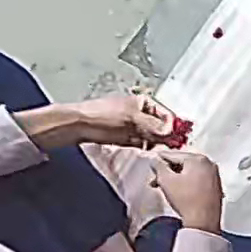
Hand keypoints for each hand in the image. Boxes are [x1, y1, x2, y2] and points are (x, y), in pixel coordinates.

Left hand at [15, 96, 172, 149]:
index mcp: (145, 102)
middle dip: (164, 137)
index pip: (169, 115)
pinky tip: (142, 148)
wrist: (77, 125)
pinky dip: (146, 147)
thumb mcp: (132, 119)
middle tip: (163, 145)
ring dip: (155, 143)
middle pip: (163, 127)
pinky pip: (145, 143)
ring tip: (149, 146)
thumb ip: (155, 126)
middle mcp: (143, 113)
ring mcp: (136, 125)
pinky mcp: (129, 136)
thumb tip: (172, 133)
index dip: (172, 127)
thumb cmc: (102, 116)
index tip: (173, 138)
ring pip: (155, 137)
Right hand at [150, 151, 223, 234]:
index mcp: (198, 160)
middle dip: (167, 170)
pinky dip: (186, 182)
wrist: (203, 220)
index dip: (159, 159)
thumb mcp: (165, 179)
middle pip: (182, 163)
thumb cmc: (188, 200)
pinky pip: (197, 179)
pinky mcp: (215, 187)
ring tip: (165, 186)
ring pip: (190, 172)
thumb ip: (158, 166)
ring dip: (176, 177)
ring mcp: (214, 176)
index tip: (153, 161)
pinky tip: (178, 191)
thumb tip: (155, 161)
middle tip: (156, 178)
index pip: (173, 154)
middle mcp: (210, 165)